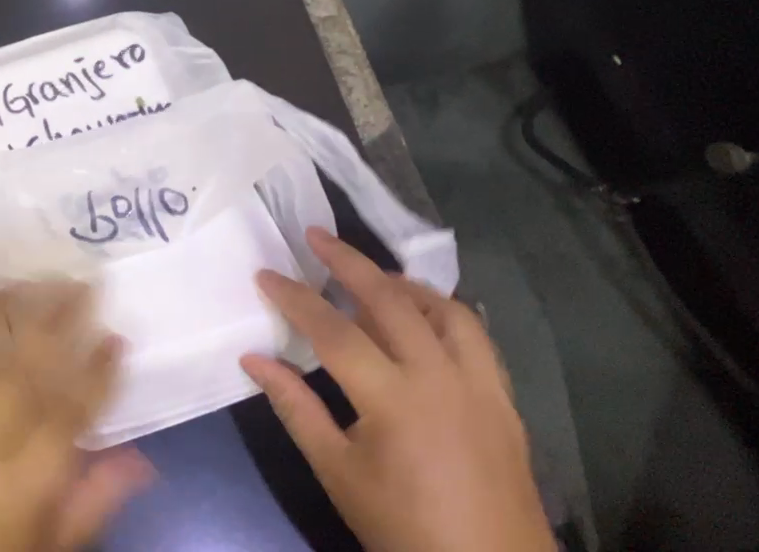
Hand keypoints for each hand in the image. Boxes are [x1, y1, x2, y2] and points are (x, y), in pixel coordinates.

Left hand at [0, 282, 155, 551]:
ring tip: (37, 281)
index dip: (95, 373)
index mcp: (18, 490)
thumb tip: (144, 456)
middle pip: (19, 373)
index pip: (65, 417)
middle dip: (56, 323)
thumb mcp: (48, 546)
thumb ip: (93, 499)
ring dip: (6, 309)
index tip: (116, 337)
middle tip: (85, 286)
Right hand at [243, 228, 553, 551]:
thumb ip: (295, 408)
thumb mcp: (337, 472)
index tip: (265, 274)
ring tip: (372, 274)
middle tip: (316, 236)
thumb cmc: (404, 527)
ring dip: (403, 283)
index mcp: (394, 400)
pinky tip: (422, 317)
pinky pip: (477, 338)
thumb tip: (253, 358)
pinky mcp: (505, 402)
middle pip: (391, 301)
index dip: (295, 297)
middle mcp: (440, 379)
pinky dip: (444, 313)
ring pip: (444, 310)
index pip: (333, 329)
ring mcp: (481, 387)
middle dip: (349, 262)